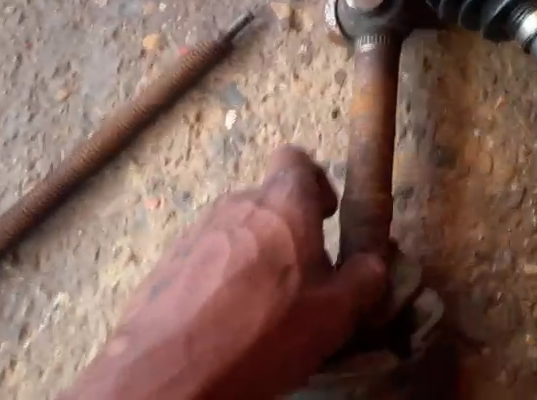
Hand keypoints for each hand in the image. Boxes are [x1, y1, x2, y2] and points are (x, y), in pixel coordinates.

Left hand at [60, 147, 389, 399]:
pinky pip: (204, 263)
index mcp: (284, 202)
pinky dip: (218, 284)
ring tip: (259, 310)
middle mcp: (239, 204)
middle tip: (300, 279)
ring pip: (236, 233)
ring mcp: (196, 234)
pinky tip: (223, 326)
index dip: (314, 181)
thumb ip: (365, 279)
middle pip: (268, 201)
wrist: (163, 378)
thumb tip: (373, 263)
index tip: (325, 216)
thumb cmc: (262, 332)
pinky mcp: (165, 268)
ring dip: (252, 259)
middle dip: (286, 232)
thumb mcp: (334, 314)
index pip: (297, 158)